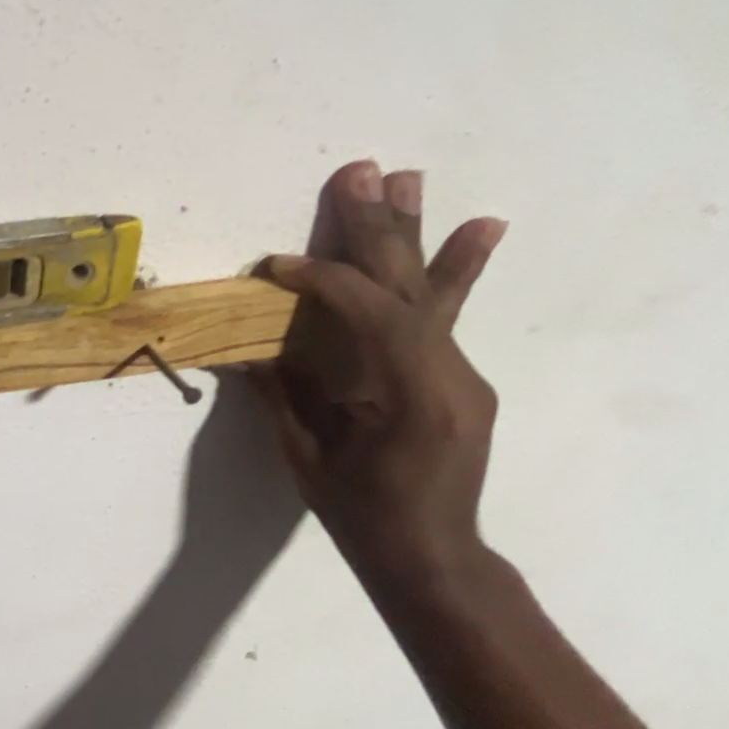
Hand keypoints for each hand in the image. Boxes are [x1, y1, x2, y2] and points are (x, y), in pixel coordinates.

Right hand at [254, 161, 507, 583]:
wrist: (431, 553)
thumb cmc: (360, 513)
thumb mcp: (308, 456)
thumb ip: (285, 396)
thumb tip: (250, 349)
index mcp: (411, 396)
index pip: (370, 315)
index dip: (324, 281)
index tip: (277, 265)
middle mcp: (449, 374)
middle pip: (406, 288)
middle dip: (378, 229)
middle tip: (362, 174)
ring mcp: (461, 372)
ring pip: (430, 293)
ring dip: (411, 234)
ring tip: (408, 178)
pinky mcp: (457, 377)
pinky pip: (443, 317)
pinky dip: (451, 271)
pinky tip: (478, 228)